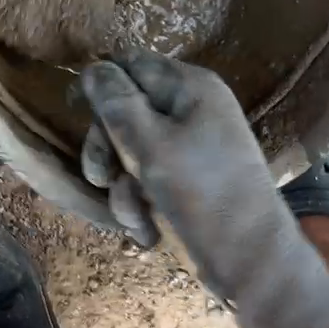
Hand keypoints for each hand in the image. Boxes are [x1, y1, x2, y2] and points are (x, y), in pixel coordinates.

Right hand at [81, 52, 328, 327]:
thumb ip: (115, 101)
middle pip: (128, 109)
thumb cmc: (201, 193)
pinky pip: (151, 178)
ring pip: (134, 149)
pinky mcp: (192, 180)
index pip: (132, 64)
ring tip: (131, 213)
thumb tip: (93, 68)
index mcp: (190, 86)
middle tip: (99, 175)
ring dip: (122, 183)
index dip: (101, 84)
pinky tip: (146, 228)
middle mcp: (193, 108)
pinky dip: (141, 201)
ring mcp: (194, 145)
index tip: (74, 109)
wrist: (253, 263)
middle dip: (107, 145)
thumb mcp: (148, 143)